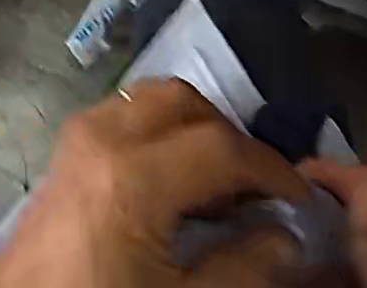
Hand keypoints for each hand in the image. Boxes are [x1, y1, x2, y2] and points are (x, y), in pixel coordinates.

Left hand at [0, 78, 309, 287]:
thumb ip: (239, 271)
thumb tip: (286, 236)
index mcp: (133, 177)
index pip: (220, 147)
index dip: (268, 167)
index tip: (297, 194)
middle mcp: (105, 135)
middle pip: (184, 101)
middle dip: (227, 134)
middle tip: (252, 183)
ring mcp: (82, 132)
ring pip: (154, 97)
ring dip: (194, 125)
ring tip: (214, 178)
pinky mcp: (69, 143)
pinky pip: (128, 110)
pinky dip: (162, 127)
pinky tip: (171, 174)